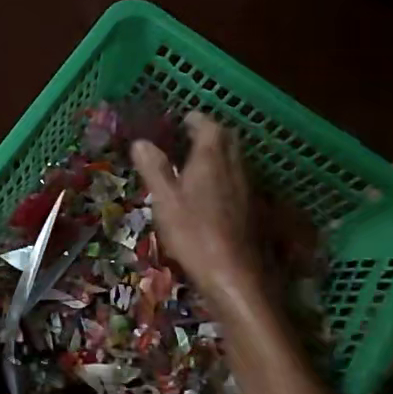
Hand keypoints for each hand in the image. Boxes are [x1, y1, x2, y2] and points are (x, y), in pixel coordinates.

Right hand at [132, 111, 263, 303]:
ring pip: (234, 159)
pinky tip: (211, 192)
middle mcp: (234, 166)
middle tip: (189, 137)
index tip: (182, 120)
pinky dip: (224, 174)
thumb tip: (141, 142)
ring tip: (196, 162)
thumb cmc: (193, 233)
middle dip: (210, 133)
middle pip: (227, 138)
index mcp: (211, 158)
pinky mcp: (251, 208)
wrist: (233, 273)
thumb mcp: (164, 200)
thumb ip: (154, 169)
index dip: (195, 120)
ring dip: (218, 153)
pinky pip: (237, 179)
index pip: (208, 126)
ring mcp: (246, 187)